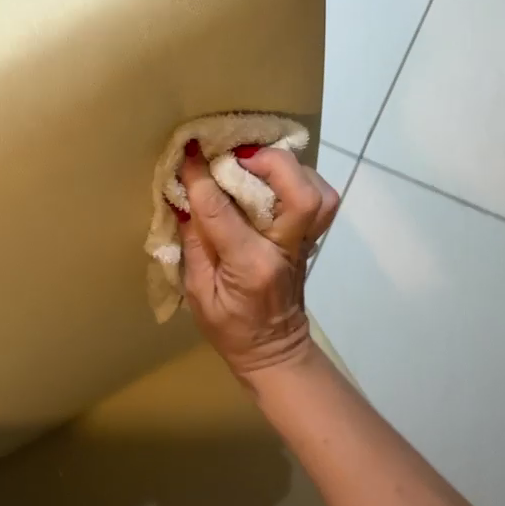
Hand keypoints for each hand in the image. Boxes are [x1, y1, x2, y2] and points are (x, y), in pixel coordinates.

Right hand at [179, 143, 340, 377]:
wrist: (275, 352)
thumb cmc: (230, 330)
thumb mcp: (198, 293)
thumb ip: (193, 243)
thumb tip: (184, 198)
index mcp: (250, 266)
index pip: (222, 212)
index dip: (201, 178)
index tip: (188, 153)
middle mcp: (285, 250)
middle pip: (300, 194)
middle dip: (268, 163)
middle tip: (236, 156)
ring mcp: (304, 245)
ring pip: (318, 193)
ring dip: (289, 169)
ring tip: (256, 163)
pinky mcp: (310, 239)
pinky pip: (320, 199)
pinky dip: (300, 180)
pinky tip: (273, 179)